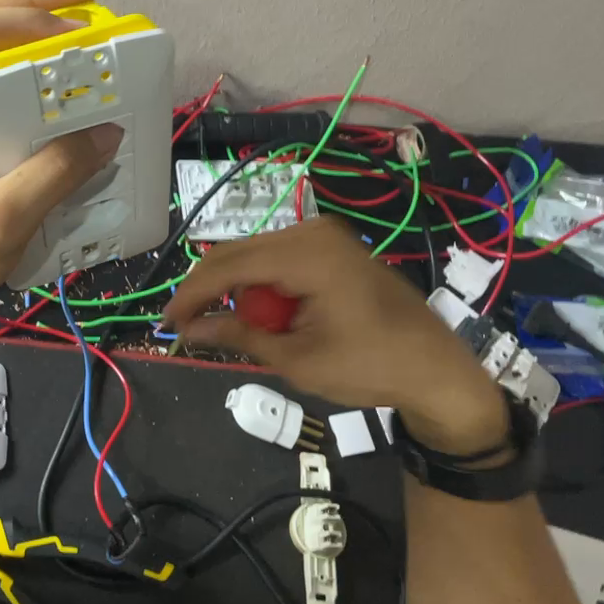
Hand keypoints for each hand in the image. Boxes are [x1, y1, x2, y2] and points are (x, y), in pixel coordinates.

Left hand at [0, 0, 124, 333]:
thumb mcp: (4, 219)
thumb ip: (55, 172)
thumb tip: (109, 131)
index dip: (23, 18)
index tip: (75, 31)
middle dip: (30, 7)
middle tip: (87, 3)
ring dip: (31, 33)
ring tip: (82, 30)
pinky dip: (31, 73)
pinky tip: (63, 77)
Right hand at [160, 218, 507, 453]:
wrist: (436, 369)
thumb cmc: (371, 368)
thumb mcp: (297, 359)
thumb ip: (238, 336)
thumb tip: (187, 331)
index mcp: (308, 256)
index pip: (228, 265)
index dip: (191, 293)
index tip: (167, 321)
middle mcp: (313, 233)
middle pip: (237, 252)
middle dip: (207, 288)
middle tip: (184, 324)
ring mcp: (325, 237)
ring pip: (254, 254)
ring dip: (232, 286)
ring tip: (216, 322)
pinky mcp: (331, 247)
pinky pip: (278, 258)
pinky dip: (259, 284)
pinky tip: (254, 311)